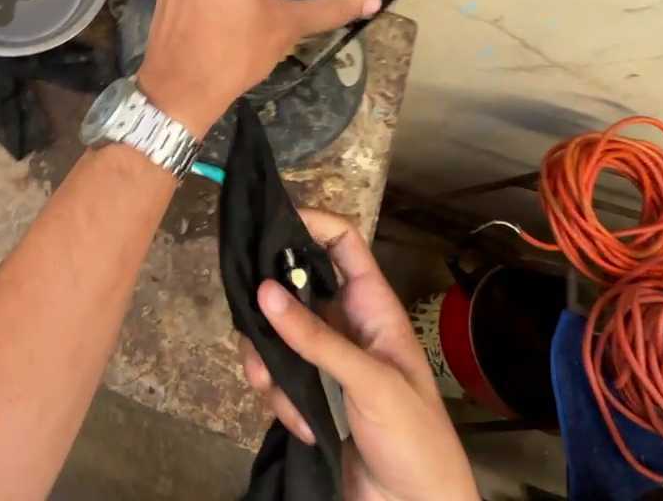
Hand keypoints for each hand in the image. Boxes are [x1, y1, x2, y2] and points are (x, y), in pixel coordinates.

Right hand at [241, 210, 477, 500]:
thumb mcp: (371, 384)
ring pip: (274, 330)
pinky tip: (301, 425)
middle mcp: (343, 322)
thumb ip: (317, 339)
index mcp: (371, 306)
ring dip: (266, 360)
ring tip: (272, 390)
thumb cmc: (415, 439)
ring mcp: (323, 357)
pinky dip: (277, 397)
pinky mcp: (307, 392)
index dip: (310, 222)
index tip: (268, 223)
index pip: (341, 242)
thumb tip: (263, 290)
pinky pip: (274, 373)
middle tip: (247, 317)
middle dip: (267, 303)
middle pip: (292, 283)